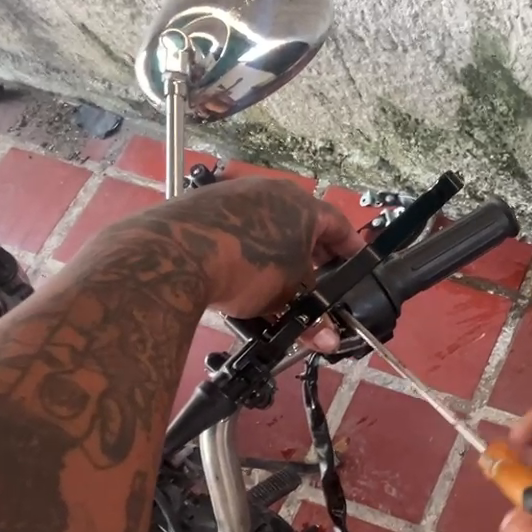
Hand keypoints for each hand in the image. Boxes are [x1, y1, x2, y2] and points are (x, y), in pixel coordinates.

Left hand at [120, 176, 363, 322]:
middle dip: (313, 257)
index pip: (339, 226)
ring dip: (279, 256)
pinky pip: (238, 231)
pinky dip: (248, 252)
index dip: (351, 250)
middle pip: (303, 226)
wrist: (174, 256)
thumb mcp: (288, 298)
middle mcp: (271, 192)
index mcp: (302, 205)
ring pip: (268, 228)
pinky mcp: (202, 207)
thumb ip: (313, 318)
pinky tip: (242, 278)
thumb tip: (327, 339)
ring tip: (278, 287)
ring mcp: (233, 196)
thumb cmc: (245, 268)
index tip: (357, 264)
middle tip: (319, 282)